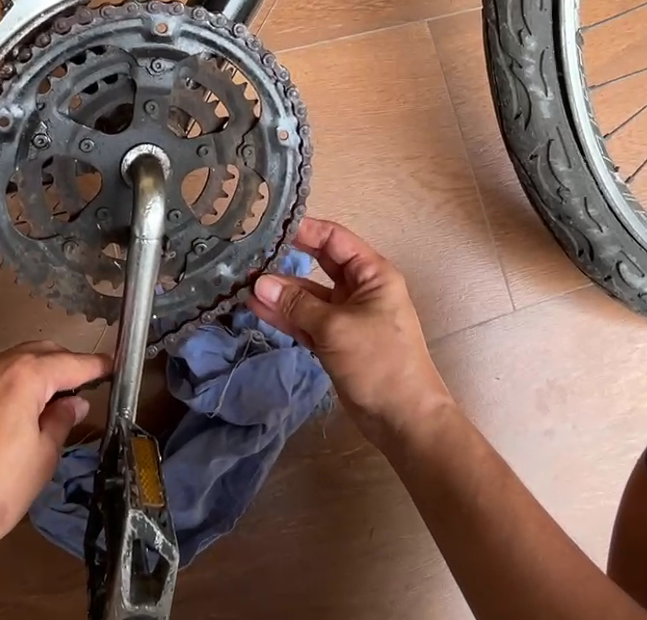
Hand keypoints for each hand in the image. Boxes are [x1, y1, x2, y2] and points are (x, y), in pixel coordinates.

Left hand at [0, 341, 108, 559]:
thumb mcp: (42, 458)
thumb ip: (62, 421)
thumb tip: (74, 403)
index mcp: (25, 374)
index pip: (71, 362)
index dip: (95, 366)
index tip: (113, 368)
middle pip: (41, 352)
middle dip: (66, 365)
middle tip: (86, 387)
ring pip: (14, 361)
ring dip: (38, 373)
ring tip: (54, 401)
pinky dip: (13, 384)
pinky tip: (20, 411)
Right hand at [248, 217, 454, 448]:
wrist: (403, 420)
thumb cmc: (379, 362)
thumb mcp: (336, 327)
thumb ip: (296, 304)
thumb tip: (258, 283)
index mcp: (372, 274)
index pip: (334, 239)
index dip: (304, 229)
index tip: (269, 226)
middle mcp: (359, 289)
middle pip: (319, 263)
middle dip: (287, 258)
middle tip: (250, 252)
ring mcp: (346, 316)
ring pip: (308, 295)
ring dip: (280, 291)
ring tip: (242, 282)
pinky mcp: (335, 341)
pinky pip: (306, 320)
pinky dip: (284, 315)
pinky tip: (255, 307)